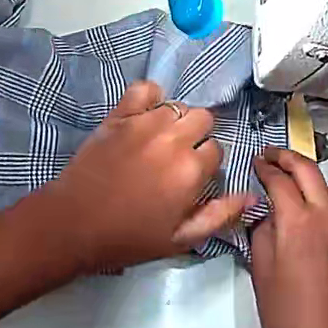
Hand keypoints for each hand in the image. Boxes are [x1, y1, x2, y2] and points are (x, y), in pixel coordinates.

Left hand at [18, 81, 254, 274]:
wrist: (74, 222)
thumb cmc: (129, 236)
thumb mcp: (180, 239)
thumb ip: (220, 215)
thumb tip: (253, 196)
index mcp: (191, 171)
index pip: (217, 151)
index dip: (206, 164)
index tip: (191, 177)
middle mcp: (172, 140)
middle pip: (203, 119)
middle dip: (198, 135)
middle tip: (179, 156)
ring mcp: (143, 123)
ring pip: (176, 106)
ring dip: (175, 120)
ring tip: (160, 140)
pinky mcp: (118, 115)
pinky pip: (143, 89)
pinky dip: (150, 97)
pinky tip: (146, 114)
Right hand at [249, 146, 327, 327]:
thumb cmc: (288, 320)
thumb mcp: (260, 268)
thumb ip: (262, 231)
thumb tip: (264, 215)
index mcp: (299, 221)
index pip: (280, 179)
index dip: (264, 166)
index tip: (254, 162)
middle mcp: (326, 220)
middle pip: (309, 171)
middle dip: (287, 158)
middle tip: (269, 155)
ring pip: (326, 187)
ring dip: (306, 175)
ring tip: (283, 177)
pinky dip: (317, 196)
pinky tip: (300, 208)